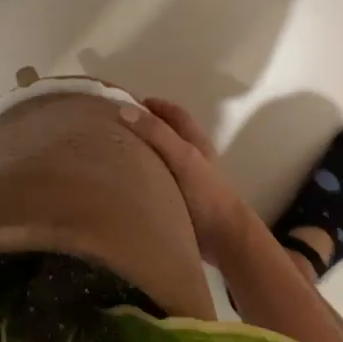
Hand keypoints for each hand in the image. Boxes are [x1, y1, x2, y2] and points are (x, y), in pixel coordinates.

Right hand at [120, 98, 256, 265]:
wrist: (225, 238)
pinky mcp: (182, 202)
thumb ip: (157, 134)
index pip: (176, 115)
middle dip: (147, 128)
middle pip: (170, 135)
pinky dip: (145, 179)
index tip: (130, 103)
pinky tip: (128, 187)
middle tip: (117, 129)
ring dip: (145, 154)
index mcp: (196, 143)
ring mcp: (189, 181)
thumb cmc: (206, 193)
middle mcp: (193, 159)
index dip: (157, 106)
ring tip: (117, 156)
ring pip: (164, 159)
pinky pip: (159, 183)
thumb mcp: (182, 157)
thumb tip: (125, 109)